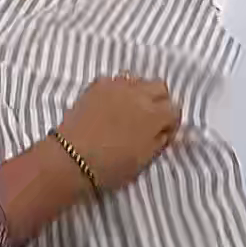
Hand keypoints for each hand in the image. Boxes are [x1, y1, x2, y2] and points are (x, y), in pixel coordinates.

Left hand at [51, 77, 181, 194]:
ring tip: (129, 110)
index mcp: (154, 114)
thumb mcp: (143, 161)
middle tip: (149, 120)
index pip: (175, 109)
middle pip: (160, 87)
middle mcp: (139, 93)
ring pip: (139, 80)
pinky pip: (116, 80)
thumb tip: (166, 131)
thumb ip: (160, 142)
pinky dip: (118, 90)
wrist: (70, 158)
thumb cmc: (110, 166)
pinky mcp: (98, 84)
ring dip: (139, 92)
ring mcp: (118, 85)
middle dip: (159, 101)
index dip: (170, 123)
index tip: (162, 134)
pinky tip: (110, 105)